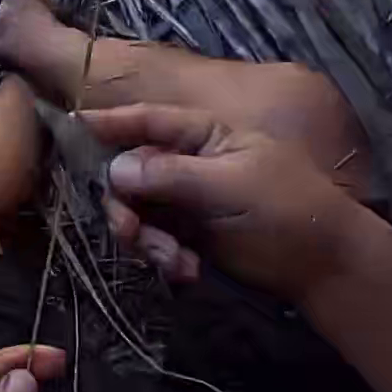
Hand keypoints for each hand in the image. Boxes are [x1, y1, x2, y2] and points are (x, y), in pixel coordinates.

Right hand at [83, 104, 387, 299]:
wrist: (319, 263)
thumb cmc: (284, 208)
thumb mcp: (228, 184)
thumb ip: (170, 174)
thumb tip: (114, 169)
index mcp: (201, 132)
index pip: (147, 120)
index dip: (110, 122)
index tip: (72, 124)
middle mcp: (184, 159)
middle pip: (129, 172)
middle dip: (125, 207)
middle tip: (130, 234)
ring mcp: (182, 196)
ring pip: (136, 209)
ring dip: (145, 239)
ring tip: (174, 262)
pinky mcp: (184, 229)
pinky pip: (152, 237)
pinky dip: (161, 255)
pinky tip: (186, 271)